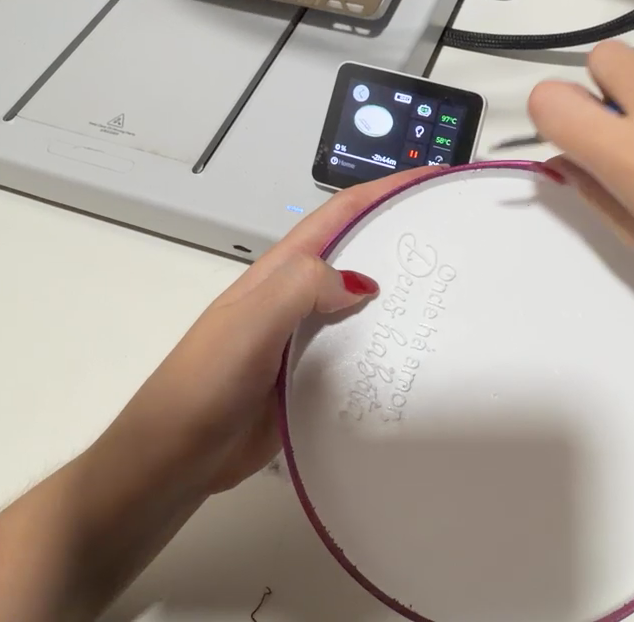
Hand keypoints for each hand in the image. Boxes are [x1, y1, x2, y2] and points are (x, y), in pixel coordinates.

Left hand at [107, 169, 434, 494]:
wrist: (177, 455)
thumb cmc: (208, 379)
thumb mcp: (252, 319)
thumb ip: (302, 286)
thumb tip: (364, 283)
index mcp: (283, 269)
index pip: (342, 213)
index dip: (384, 189)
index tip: (431, 178)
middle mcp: (301, 296)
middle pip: (360, 253)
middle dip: (404, 235)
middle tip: (456, 239)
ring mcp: (308, 337)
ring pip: (365, 305)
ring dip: (402, 294)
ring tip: (453, 294)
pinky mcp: (316, 377)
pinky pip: (361, 351)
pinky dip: (390, 344)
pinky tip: (421, 352)